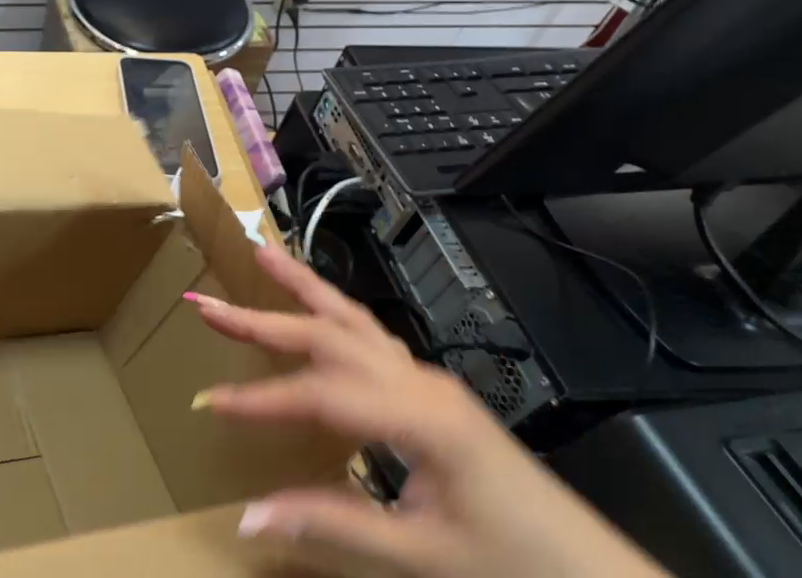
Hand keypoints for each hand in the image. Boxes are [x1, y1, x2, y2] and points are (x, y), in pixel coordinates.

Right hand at [186, 244, 670, 577]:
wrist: (596, 576)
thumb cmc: (515, 565)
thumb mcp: (421, 555)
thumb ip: (332, 526)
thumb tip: (249, 518)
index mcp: (419, 417)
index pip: (318, 395)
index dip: (259, 399)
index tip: (209, 402)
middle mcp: (421, 383)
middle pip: (329, 334)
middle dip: (263, 317)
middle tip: (205, 302)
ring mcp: (430, 382)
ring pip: (355, 320)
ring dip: (304, 289)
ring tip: (262, 256)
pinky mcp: (434, 394)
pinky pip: (373, 339)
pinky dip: (333, 314)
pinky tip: (316, 312)